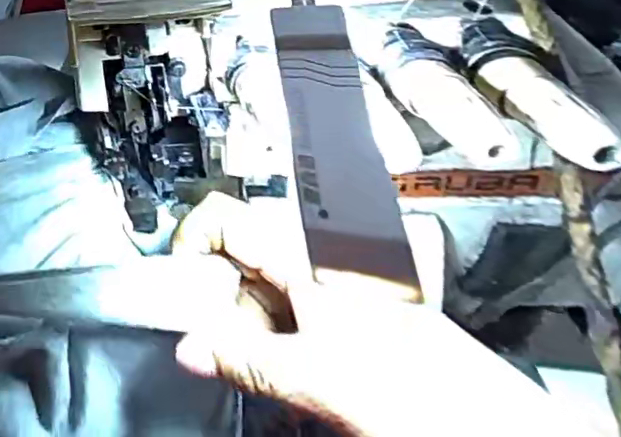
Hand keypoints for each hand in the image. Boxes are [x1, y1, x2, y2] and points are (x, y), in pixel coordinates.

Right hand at [172, 193, 608, 436]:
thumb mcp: (324, 380)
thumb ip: (246, 359)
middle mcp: (322, 262)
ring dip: (252, 332)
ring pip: (267, 292)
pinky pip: (295, 318)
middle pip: (239, 259)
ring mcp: (341, 291)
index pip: (221, 217)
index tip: (180, 288)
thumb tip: (188, 346)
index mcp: (309, 254)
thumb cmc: (441, 402)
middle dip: (222, 304)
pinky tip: (294, 379)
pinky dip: (281, 345)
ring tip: (269, 376)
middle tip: (223, 350)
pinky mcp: (357, 320)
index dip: (190, 246)